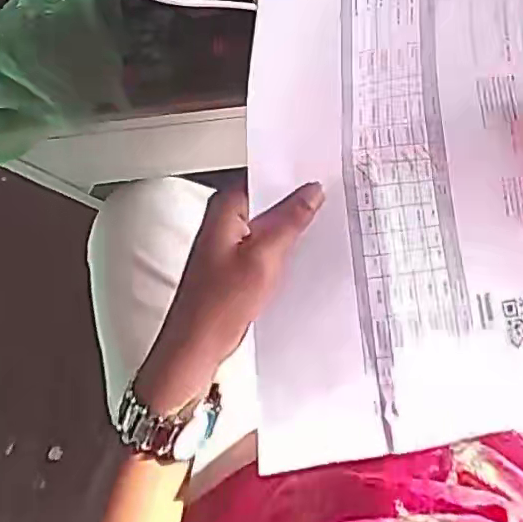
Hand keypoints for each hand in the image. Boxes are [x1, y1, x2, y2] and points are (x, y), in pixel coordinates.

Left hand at [133, 182, 324, 413]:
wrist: (196, 346)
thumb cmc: (216, 306)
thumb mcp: (264, 257)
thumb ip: (290, 220)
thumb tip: (311, 192)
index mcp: (225, 207)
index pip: (265, 175)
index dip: (293, 176)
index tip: (320, 178)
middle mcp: (224, 218)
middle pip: (268, 198)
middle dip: (295, 201)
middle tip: (325, 201)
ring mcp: (229, 240)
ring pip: (268, 221)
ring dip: (290, 225)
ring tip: (317, 226)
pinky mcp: (236, 260)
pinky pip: (265, 241)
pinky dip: (282, 244)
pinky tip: (299, 252)